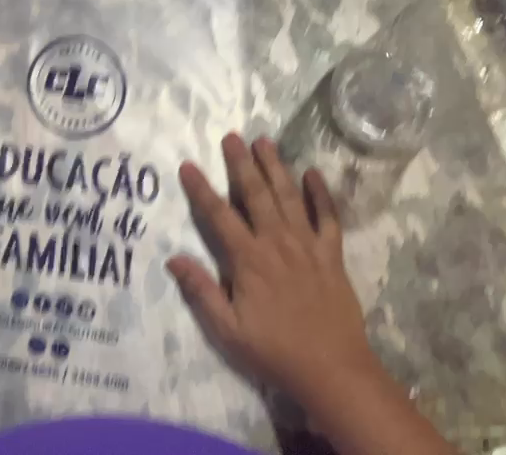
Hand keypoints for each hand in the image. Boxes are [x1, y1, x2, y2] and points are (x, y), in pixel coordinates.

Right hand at [168, 134, 380, 412]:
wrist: (333, 370)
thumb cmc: (275, 351)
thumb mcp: (229, 330)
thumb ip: (202, 292)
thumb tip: (173, 259)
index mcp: (249, 260)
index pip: (219, 216)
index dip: (201, 189)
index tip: (188, 165)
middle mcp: (277, 243)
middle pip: (257, 194)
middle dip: (241, 163)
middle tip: (232, 136)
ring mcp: (307, 246)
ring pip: (289, 197)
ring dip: (276, 167)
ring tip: (264, 141)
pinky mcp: (331, 255)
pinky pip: (327, 218)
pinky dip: (321, 194)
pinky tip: (313, 173)